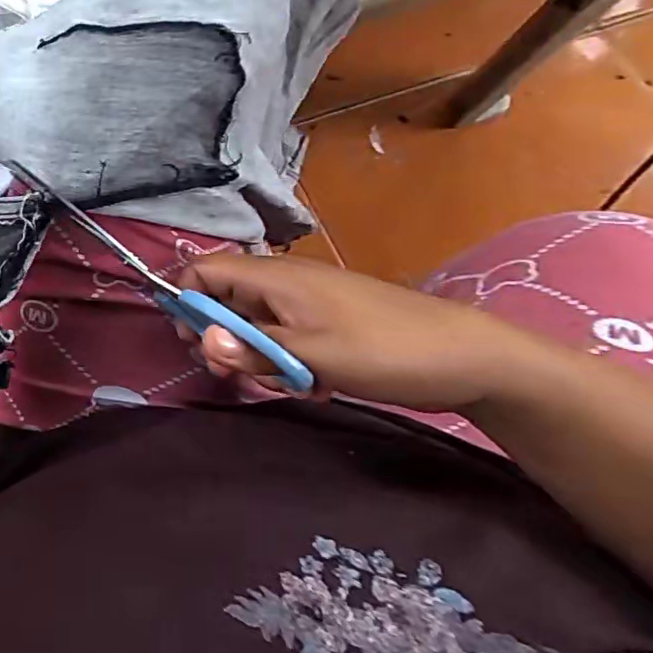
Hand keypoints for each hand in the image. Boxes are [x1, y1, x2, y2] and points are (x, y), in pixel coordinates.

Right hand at [179, 253, 558, 410]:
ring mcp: (309, 300)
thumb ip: (253, 350)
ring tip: (282, 382)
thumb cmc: (385, 350)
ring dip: (255, 353)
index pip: (207, 270)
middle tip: (233, 373)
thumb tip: (200, 339)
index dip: (187, 299)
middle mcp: (287, 281)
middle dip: (221, 335)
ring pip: (256, 320)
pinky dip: (284, 357)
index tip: (191, 341)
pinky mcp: (327, 319)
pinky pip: (285, 333)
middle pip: (226, 297)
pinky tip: (309, 382)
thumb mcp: (313, 357)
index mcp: (277, 277)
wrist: (465, 355)